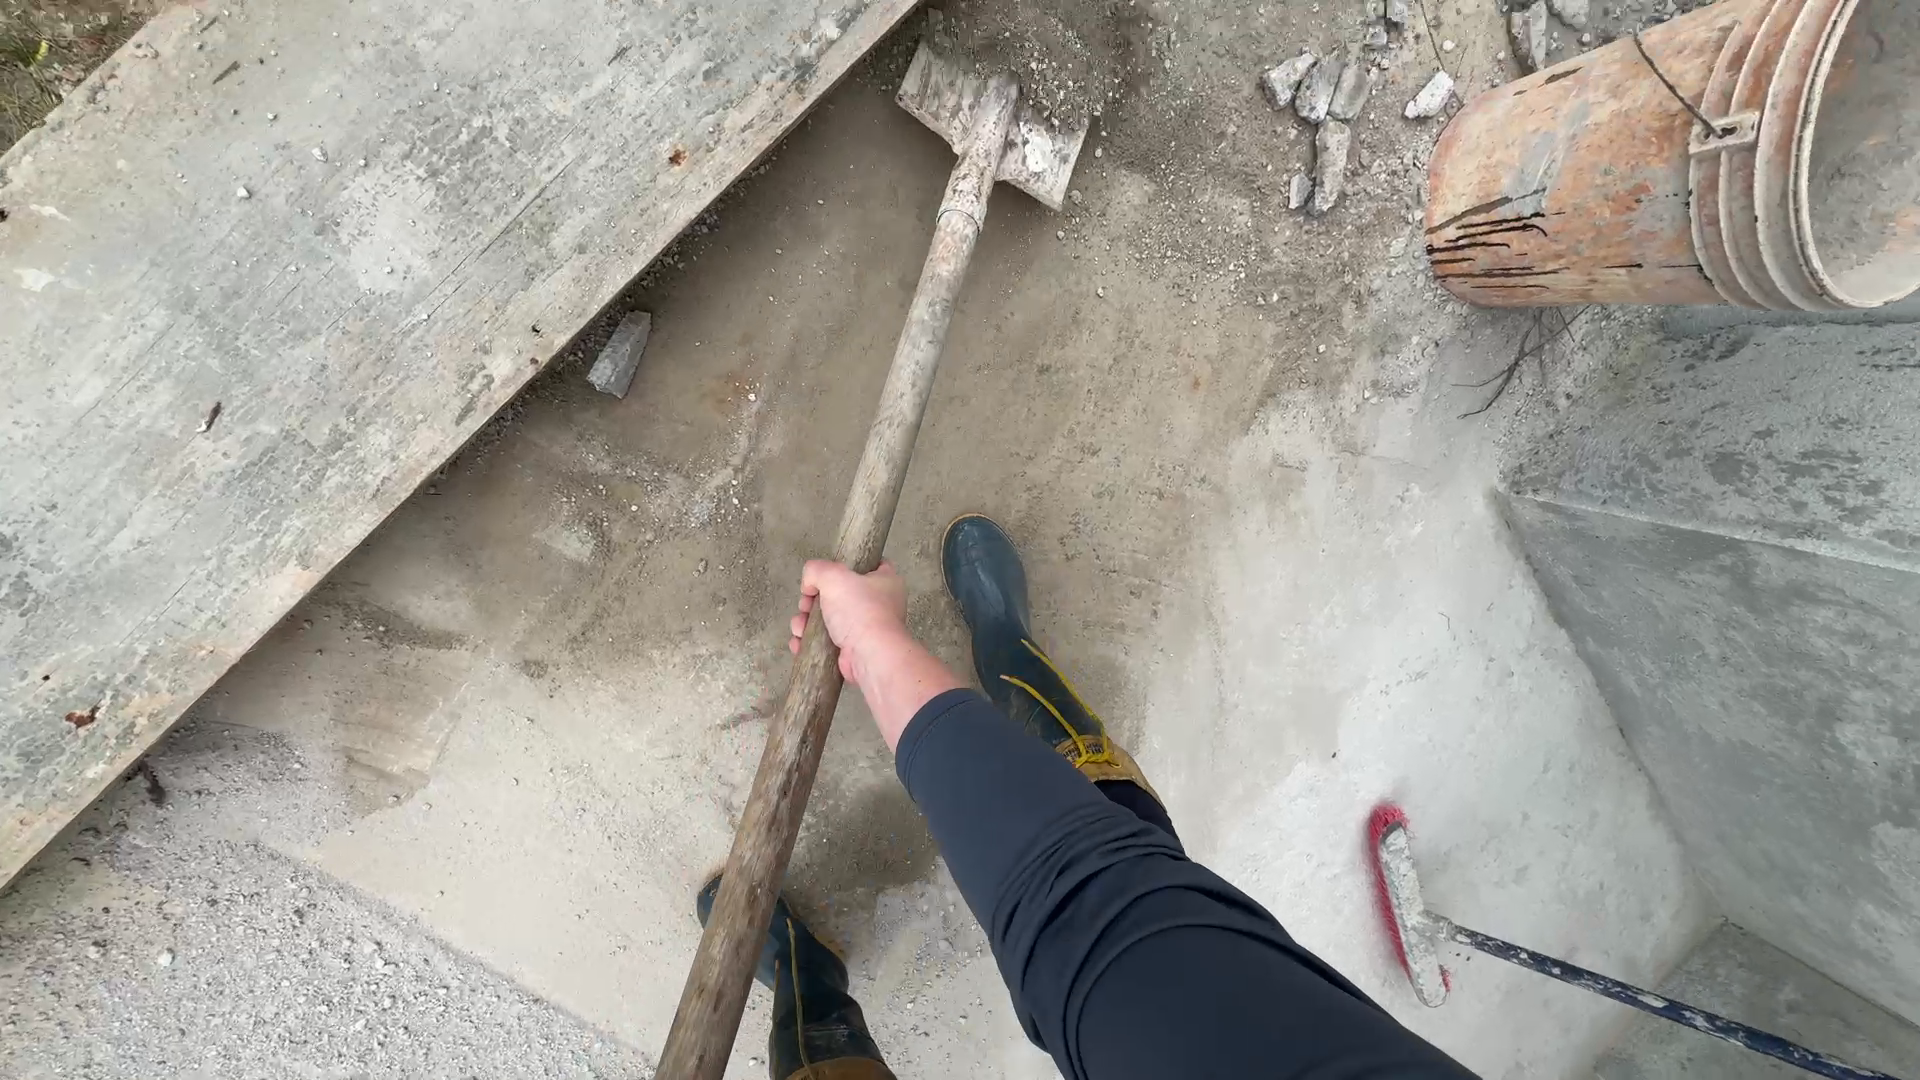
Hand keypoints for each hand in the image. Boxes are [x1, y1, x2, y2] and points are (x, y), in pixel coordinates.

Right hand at [789, 560, 910, 686]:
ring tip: (800, 627)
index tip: (827, 574)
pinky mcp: (852, 651)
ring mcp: (865, 630)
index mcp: (885, 581)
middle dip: (813, 600)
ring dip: (806, 622)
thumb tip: (809, 584)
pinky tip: (799, 642)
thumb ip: (816, 570)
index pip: (869, 565)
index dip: (846, 566)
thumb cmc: (860, 610)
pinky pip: (826, 642)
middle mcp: (879, 605)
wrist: (870, 655)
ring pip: (828, 619)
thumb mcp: (834, 575)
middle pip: (839, 594)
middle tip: (806, 605)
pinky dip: (810, 642)